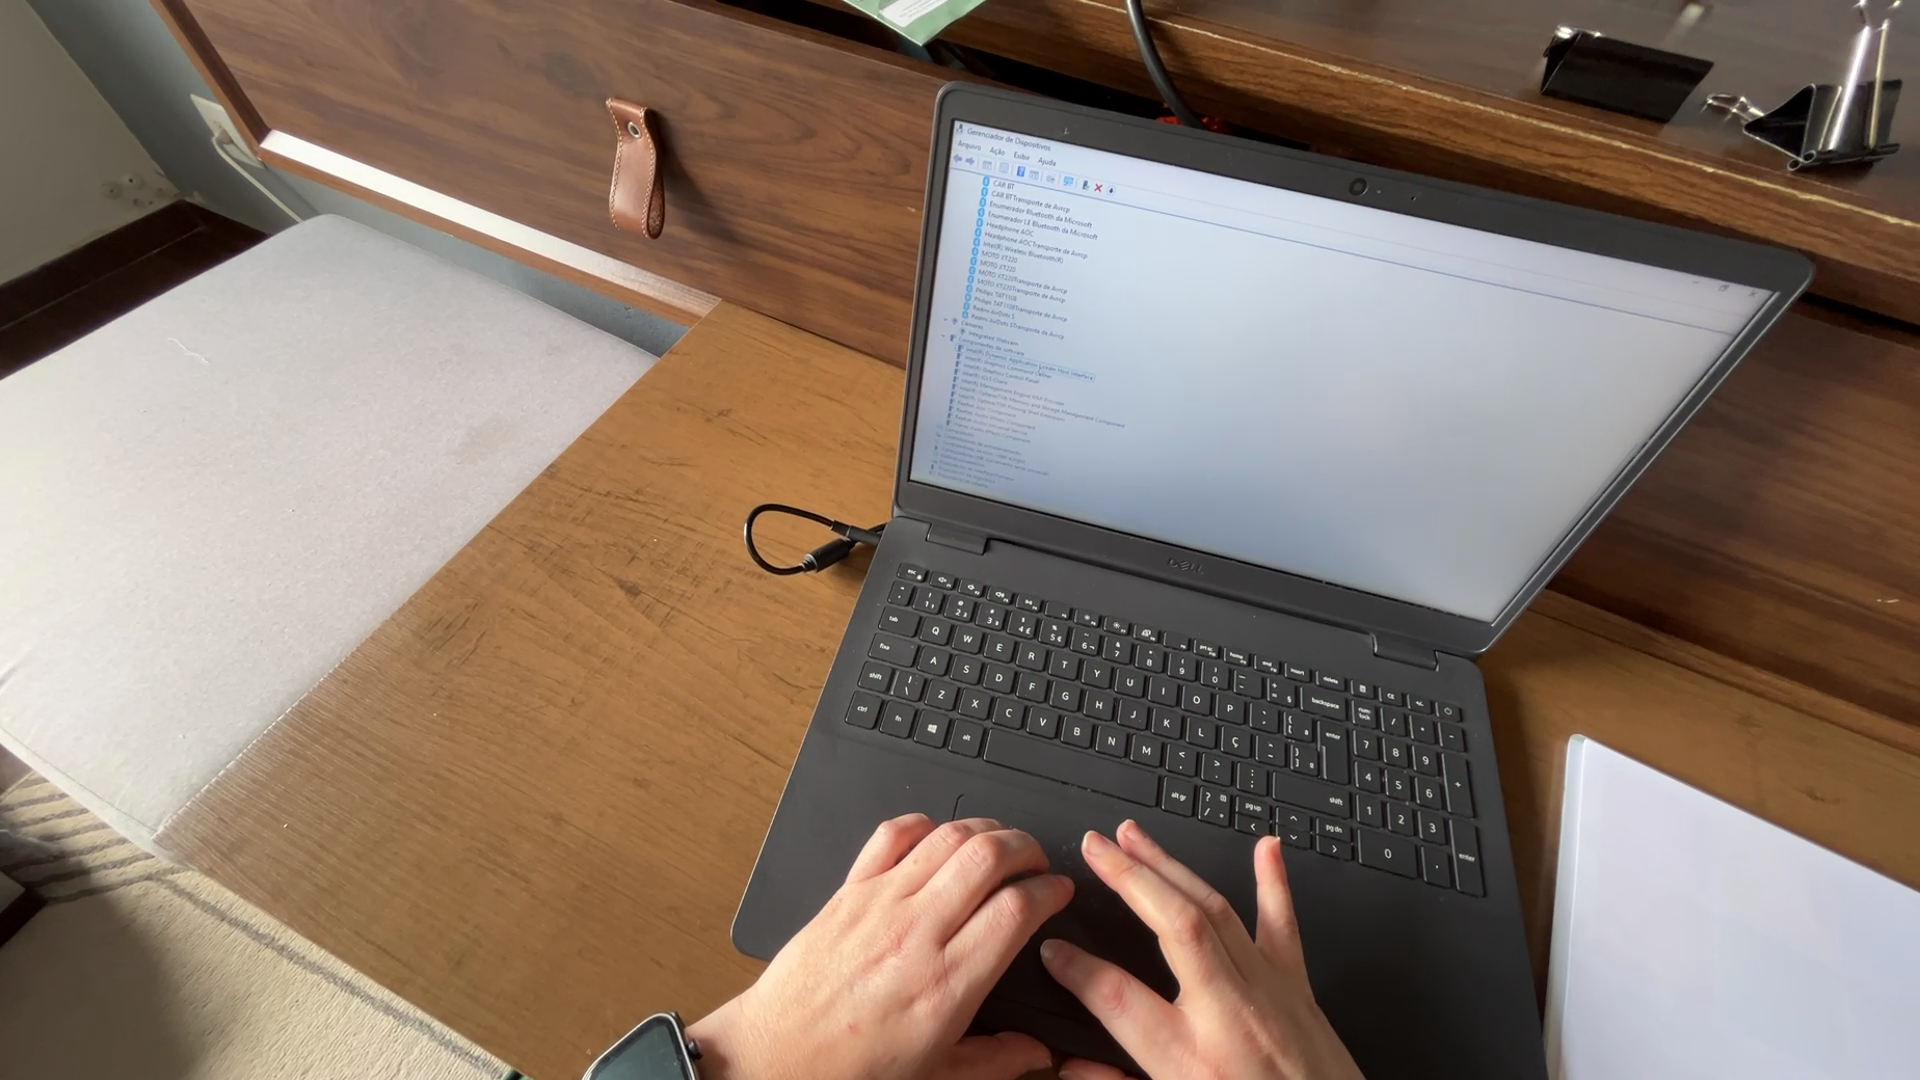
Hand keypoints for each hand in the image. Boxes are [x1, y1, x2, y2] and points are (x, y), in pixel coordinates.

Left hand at [687, 814, 1073, 1079]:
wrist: (773, 1058)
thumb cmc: (849, 1073)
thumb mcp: (935, 1079)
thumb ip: (996, 1061)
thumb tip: (1038, 1051)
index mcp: (946, 985)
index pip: (1016, 911)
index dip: (1049, 890)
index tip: (1058, 890)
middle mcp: (917, 933)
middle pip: (988, 857)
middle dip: (1026, 847)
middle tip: (1036, 860)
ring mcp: (881, 902)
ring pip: (947, 836)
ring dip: (985, 828)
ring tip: (999, 841)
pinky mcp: (851, 887)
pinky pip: (893, 833)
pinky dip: (924, 824)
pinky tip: (937, 837)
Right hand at [1039, 820, 1364, 1079]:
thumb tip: (1071, 1066)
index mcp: (1195, 1064)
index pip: (1120, 999)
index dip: (1078, 968)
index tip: (1052, 948)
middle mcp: (1232, 1017)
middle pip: (1174, 926)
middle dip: (1129, 877)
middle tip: (1093, 846)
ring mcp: (1269, 995)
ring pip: (1215, 910)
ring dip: (1169, 865)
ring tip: (1134, 835)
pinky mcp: (1299, 990)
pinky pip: (1285, 927)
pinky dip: (1274, 882)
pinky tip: (1267, 847)